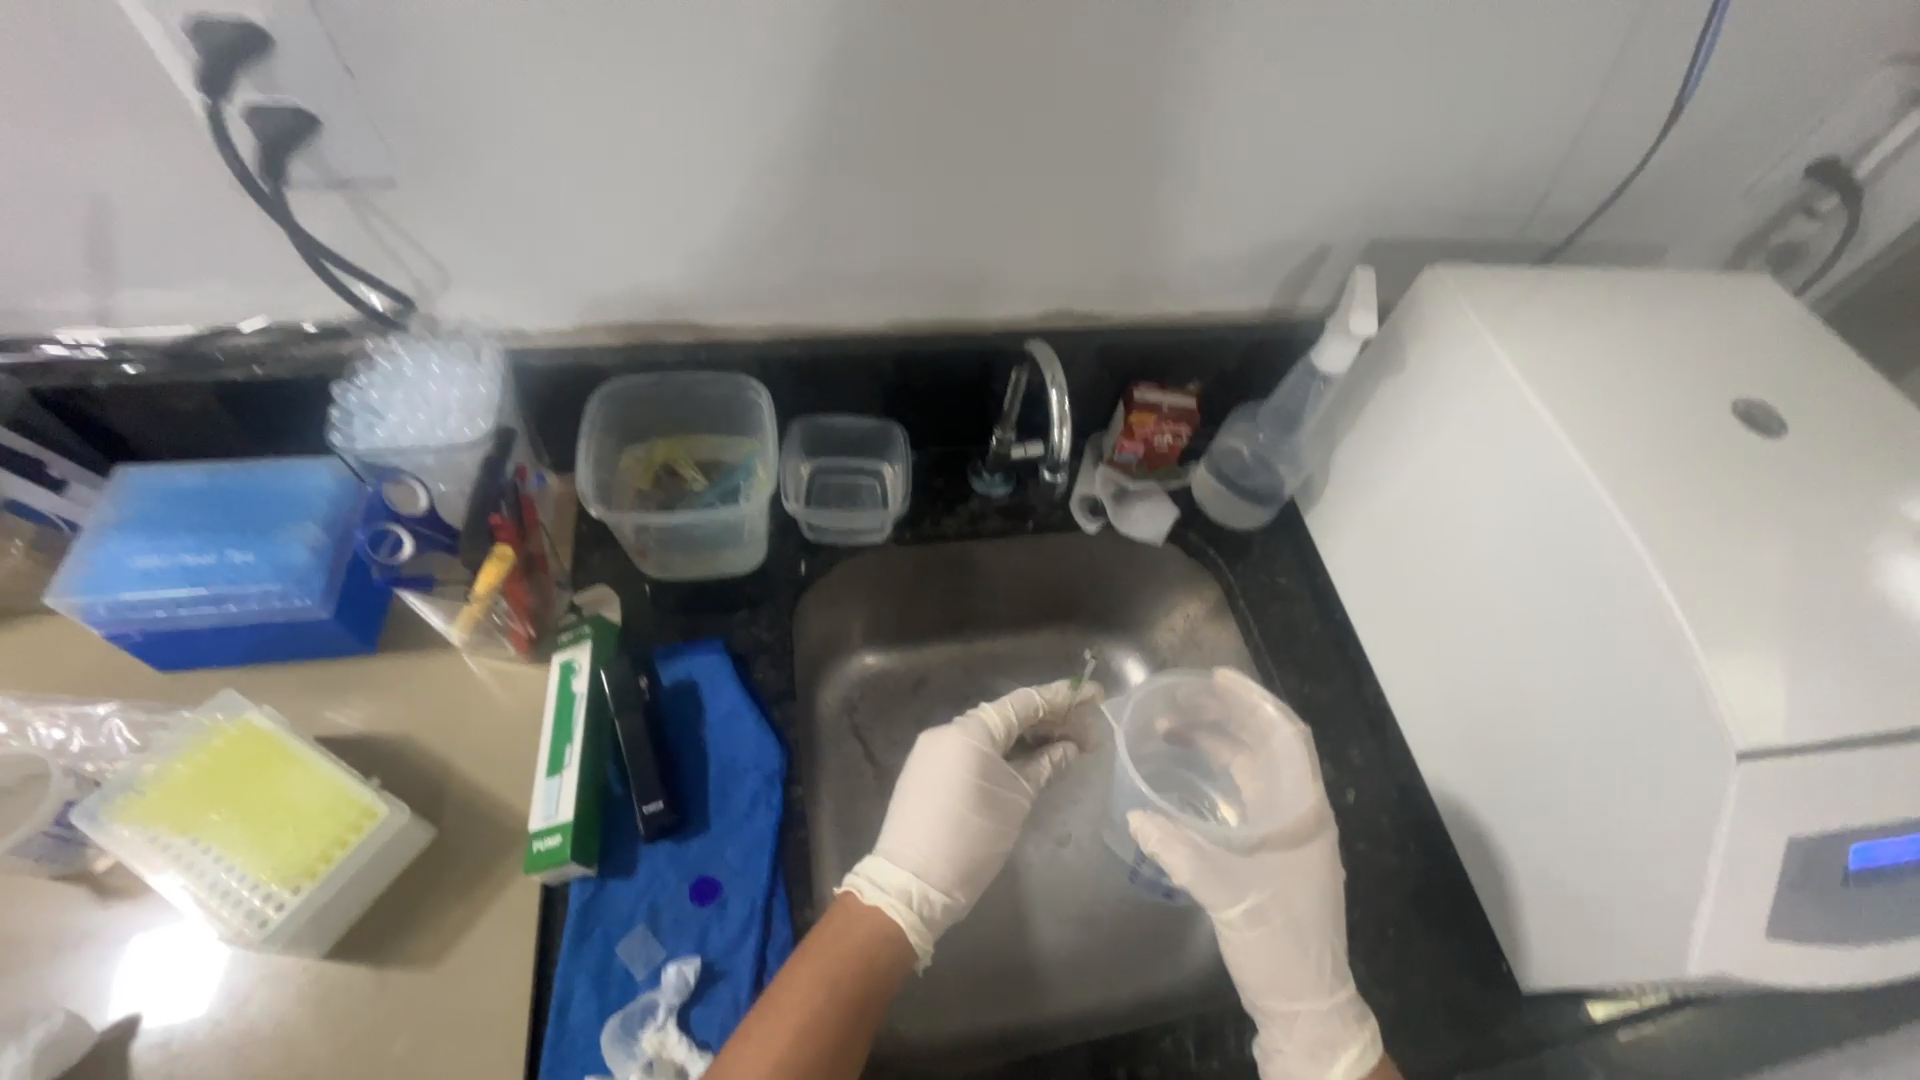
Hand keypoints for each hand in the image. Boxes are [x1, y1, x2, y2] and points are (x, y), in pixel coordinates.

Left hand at [838, 677, 1104, 969]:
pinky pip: (971, 748)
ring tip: (1065, 744)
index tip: (1095, 696)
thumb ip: (1044, 765)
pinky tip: (1028, 757)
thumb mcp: (1017, 801)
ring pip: (989, 732)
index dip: (1064, 697)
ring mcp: (933, 749)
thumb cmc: (972, 841)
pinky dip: (1001, 750)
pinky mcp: (927, 769)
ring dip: (1027, 736)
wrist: (912, 884)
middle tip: (1087, 732)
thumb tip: (1069, 747)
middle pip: (1007, 715)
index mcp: (971, 731)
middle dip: (1049, 720)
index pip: (1025, 702)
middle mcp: (949, 730)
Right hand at [1126, 668, 1383, 1079]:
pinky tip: (1187, 782)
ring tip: (1174, 732)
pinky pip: (1246, 800)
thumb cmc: (1279, 941)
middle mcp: (1301, 815)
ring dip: (1218, 748)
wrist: (1305, 1004)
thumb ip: (1179, 849)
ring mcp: (1290, 836)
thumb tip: (1136, 816)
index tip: (1216, 677)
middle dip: (1226, 718)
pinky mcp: (1275, 856)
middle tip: (1179, 702)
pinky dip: (1217, 781)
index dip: (1254, 700)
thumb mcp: (1227, 892)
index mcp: (1305, 812)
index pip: (1287, 736)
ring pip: (1255, 773)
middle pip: (1267, 748)